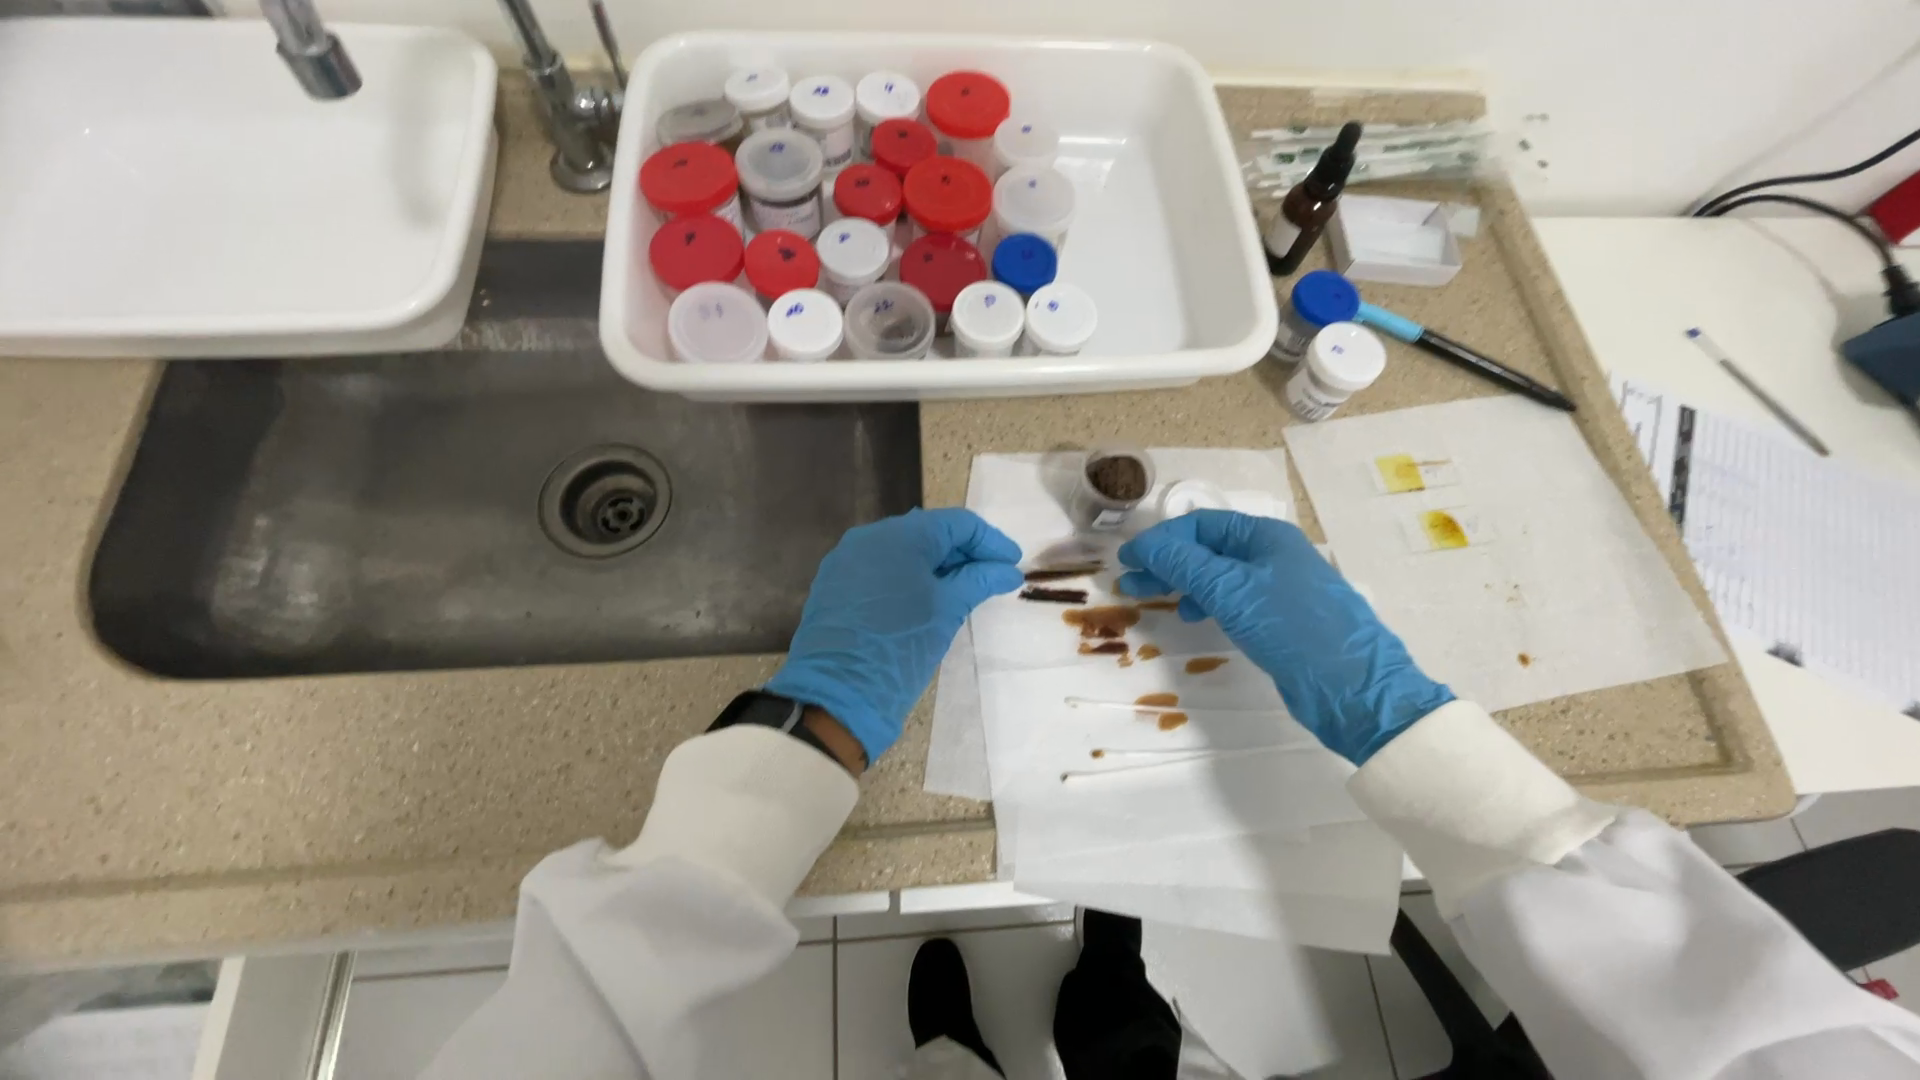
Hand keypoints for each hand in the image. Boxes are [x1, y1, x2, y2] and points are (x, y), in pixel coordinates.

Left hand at [767, 508, 1023, 763]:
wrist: (838, 695)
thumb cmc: (900, 646)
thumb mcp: (948, 610)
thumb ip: (979, 581)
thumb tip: (1009, 571)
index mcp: (898, 536)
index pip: (956, 524)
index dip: (990, 542)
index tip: (1013, 564)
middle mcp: (869, 538)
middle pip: (929, 533)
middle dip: (965, 553)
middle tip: (994, 577)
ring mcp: (847, 561)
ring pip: (904, 552)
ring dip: (938, 566)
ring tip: (967, 589)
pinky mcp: (836, 586)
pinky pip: (882, 569)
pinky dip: (910, 578)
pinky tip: (929, 598)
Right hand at [1115, 510, 1453, 764]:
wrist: (1354, 689)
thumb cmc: (1292, 628)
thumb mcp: (1231, 591)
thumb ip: (1183, 564)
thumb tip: (1142, 545)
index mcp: (1265, 536)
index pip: (1200, 524)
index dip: (1160, 539)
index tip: (1127, 561)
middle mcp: (1271, 554)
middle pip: (1207, 548)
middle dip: (1167, 562)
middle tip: (1129, 582)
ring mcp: (1277, 586)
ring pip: (1217, 575)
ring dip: (1182, 583)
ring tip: (1151, 600)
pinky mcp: (1279, 617)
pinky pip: (1232, 599)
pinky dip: (1206, 603)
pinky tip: (1193, 617)